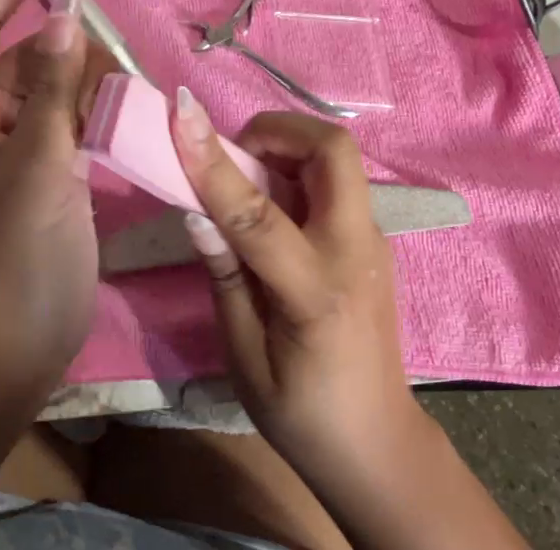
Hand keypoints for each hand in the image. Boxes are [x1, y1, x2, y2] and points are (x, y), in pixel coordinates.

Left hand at [0, 0, 111, 397]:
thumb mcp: (33, 169)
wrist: (12, 352)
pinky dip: (101, 112)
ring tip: (125, 108)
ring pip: (60, 85)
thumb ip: (51, 91)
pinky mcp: (47, 167)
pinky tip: (130, 118)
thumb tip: (62, 14)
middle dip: (74, 54)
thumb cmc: (6, 260)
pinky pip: (75, 118)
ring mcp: (14, 143)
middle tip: (114, 84)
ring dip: (94, 84)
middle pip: (31, 53)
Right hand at [170, 94, 423, 467]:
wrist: (380, 448)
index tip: (180, 111)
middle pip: (333, 151)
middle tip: (234, 153)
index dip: (214, 161)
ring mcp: (372, 244)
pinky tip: (268, 211)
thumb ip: (224, 278)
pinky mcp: (372, 243)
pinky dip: (295, 173)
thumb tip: (197, 211)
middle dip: (277, 129)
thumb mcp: (245, 358)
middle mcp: (355, 254)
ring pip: (337, 161)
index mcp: (317, 294)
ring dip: (286, 149)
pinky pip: (335, 185)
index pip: (258, 214)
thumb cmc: (301, 414)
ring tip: (244, 181)